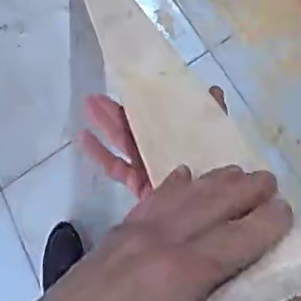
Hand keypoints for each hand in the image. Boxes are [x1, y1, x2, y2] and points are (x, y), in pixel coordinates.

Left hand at [0, 164, 291, 300]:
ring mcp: (133, 232)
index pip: (230, 244)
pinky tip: (181, 175)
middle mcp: (157, 242)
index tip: (286, 210)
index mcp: (177, 277)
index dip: (261, 227)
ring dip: (210, 182)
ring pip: (180, 195)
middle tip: (269, 178)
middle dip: (240, 192)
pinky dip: (171, 184)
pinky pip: (151, 199)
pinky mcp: (114, 234)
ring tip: (234, 170)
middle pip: (207, 207)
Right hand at [79, 88, 223, 200]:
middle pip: (135, 127)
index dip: (140, 102)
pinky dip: (100, 154)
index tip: (123, 85)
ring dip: (106, 124)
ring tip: (88, 106)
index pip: (157, 116)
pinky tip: (84, 139)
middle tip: (95, 95)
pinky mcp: (138, 186)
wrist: (210, 216)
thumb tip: (215, 90)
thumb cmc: (214, 175)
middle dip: (115, 111)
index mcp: (178, 138)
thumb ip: (215, 118)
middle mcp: (162, 150)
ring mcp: (148, 168)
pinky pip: (116, 167)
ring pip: (123, 141)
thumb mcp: (216, 143)